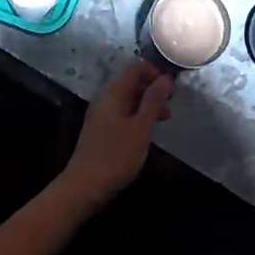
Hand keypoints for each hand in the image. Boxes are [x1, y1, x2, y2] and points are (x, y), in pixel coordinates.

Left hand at [57, 61, 173, 207]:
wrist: (83, 187)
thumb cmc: (116, 156)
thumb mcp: (140, 128)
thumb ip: (153, 101)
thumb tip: (166, 78)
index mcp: (114, 92)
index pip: (136, 67)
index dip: (155, 73)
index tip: (170, 91)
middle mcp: (105, 98)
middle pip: (131, 82)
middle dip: (152, 90)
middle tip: (170, 107)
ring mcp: (100, 114)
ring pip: (127, 99)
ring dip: (146, 105)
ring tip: (163, 121)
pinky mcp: (99, 129)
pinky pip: (121, 113)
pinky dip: (136, 116)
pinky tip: (144, 133)